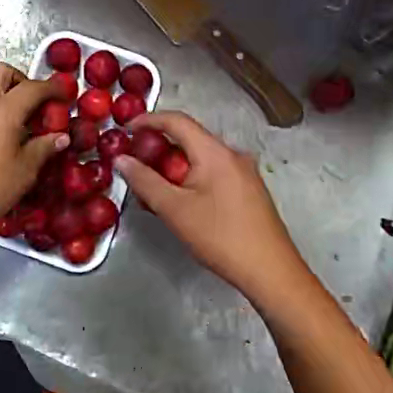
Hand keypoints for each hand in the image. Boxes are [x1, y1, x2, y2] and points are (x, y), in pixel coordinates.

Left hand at [0, 62, 67, 236]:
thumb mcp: (25, 171)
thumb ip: (44, 148)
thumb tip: (59, 137)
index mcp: (3, 109)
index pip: (33, 87)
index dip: (52, 88)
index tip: (64, 96)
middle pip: (3, 72)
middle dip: (23, 81)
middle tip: (36, 106)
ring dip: (5, 95)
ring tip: (19, 126)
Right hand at [114, 111, 312, 300]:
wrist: (270, 271)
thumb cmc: (220, 237)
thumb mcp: (174, 209)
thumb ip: (144, 181)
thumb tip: (122, 159)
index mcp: (215, 152)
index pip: (177, 121)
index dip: (148, 120)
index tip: (126, 130)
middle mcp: (233, 155)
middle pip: (189, 139)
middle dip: (158, 150)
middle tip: (135, 166)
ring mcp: (244, 173)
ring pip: (200, 159)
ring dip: (173, 168)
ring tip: (152, 191)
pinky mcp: (248, 191)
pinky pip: (213, 173)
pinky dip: (190, 179)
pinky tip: (179, 203)